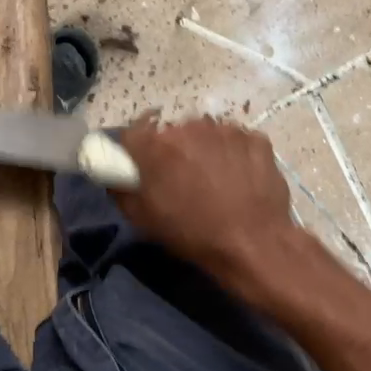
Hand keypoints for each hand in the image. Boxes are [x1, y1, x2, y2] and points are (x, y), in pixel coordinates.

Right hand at [113, 118, 338, 311]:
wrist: (256, 245)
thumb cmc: (193, 234)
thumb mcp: (143, 219)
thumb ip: (121, 189)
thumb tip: (114, 175)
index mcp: (156, 144)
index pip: (132, 134)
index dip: (135, 151)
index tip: (142, 167)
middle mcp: (188, 126)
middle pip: (171, 132)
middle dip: (173, 151)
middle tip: (182, 179)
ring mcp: (225, 130)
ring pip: (205, 134)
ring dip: (204, 150)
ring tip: (215, 180)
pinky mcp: (255, 138)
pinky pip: (235, 141)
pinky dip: (234, 155)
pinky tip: (239, 179)